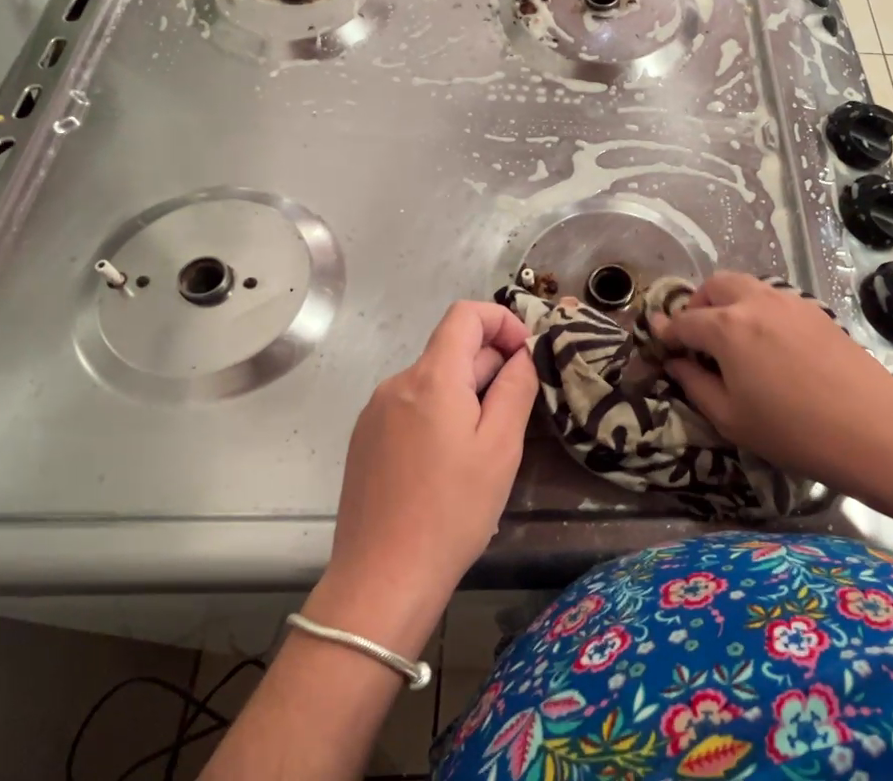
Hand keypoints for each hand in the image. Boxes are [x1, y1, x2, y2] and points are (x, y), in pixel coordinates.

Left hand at [317, 302, 537, 644]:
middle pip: (452, 351)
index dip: (502, 321)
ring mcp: (375, 413)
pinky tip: (450, 466)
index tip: (527, 356)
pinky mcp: (365, 440)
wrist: (383, 577)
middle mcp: (396, 384)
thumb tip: (523, 352)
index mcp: (431, 378)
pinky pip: (412, 409)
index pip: (465, 315)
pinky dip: (440, 417)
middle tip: (517, 416)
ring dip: (467, 395)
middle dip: (491, 368)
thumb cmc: (453, 511)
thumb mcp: (500, 447)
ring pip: (433, 383)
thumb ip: (516, 388)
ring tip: (485, 449)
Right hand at [656, 272, 892, 489]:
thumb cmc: (792, 432)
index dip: (665, 333)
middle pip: (716, 285)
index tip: (656, 341)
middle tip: (695, 338)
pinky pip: (775, 299)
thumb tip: (675, 362)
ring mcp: (791, 303)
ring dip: (729, 303)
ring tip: (731, 340)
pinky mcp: (818, 312)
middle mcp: (757, 302)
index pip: (684, 321)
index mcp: (728, 327)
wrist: (872, 430)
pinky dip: (758, 310)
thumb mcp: (730, 418)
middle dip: (698, 305)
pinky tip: (767, 346)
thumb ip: (694, 384)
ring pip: (748, 286)